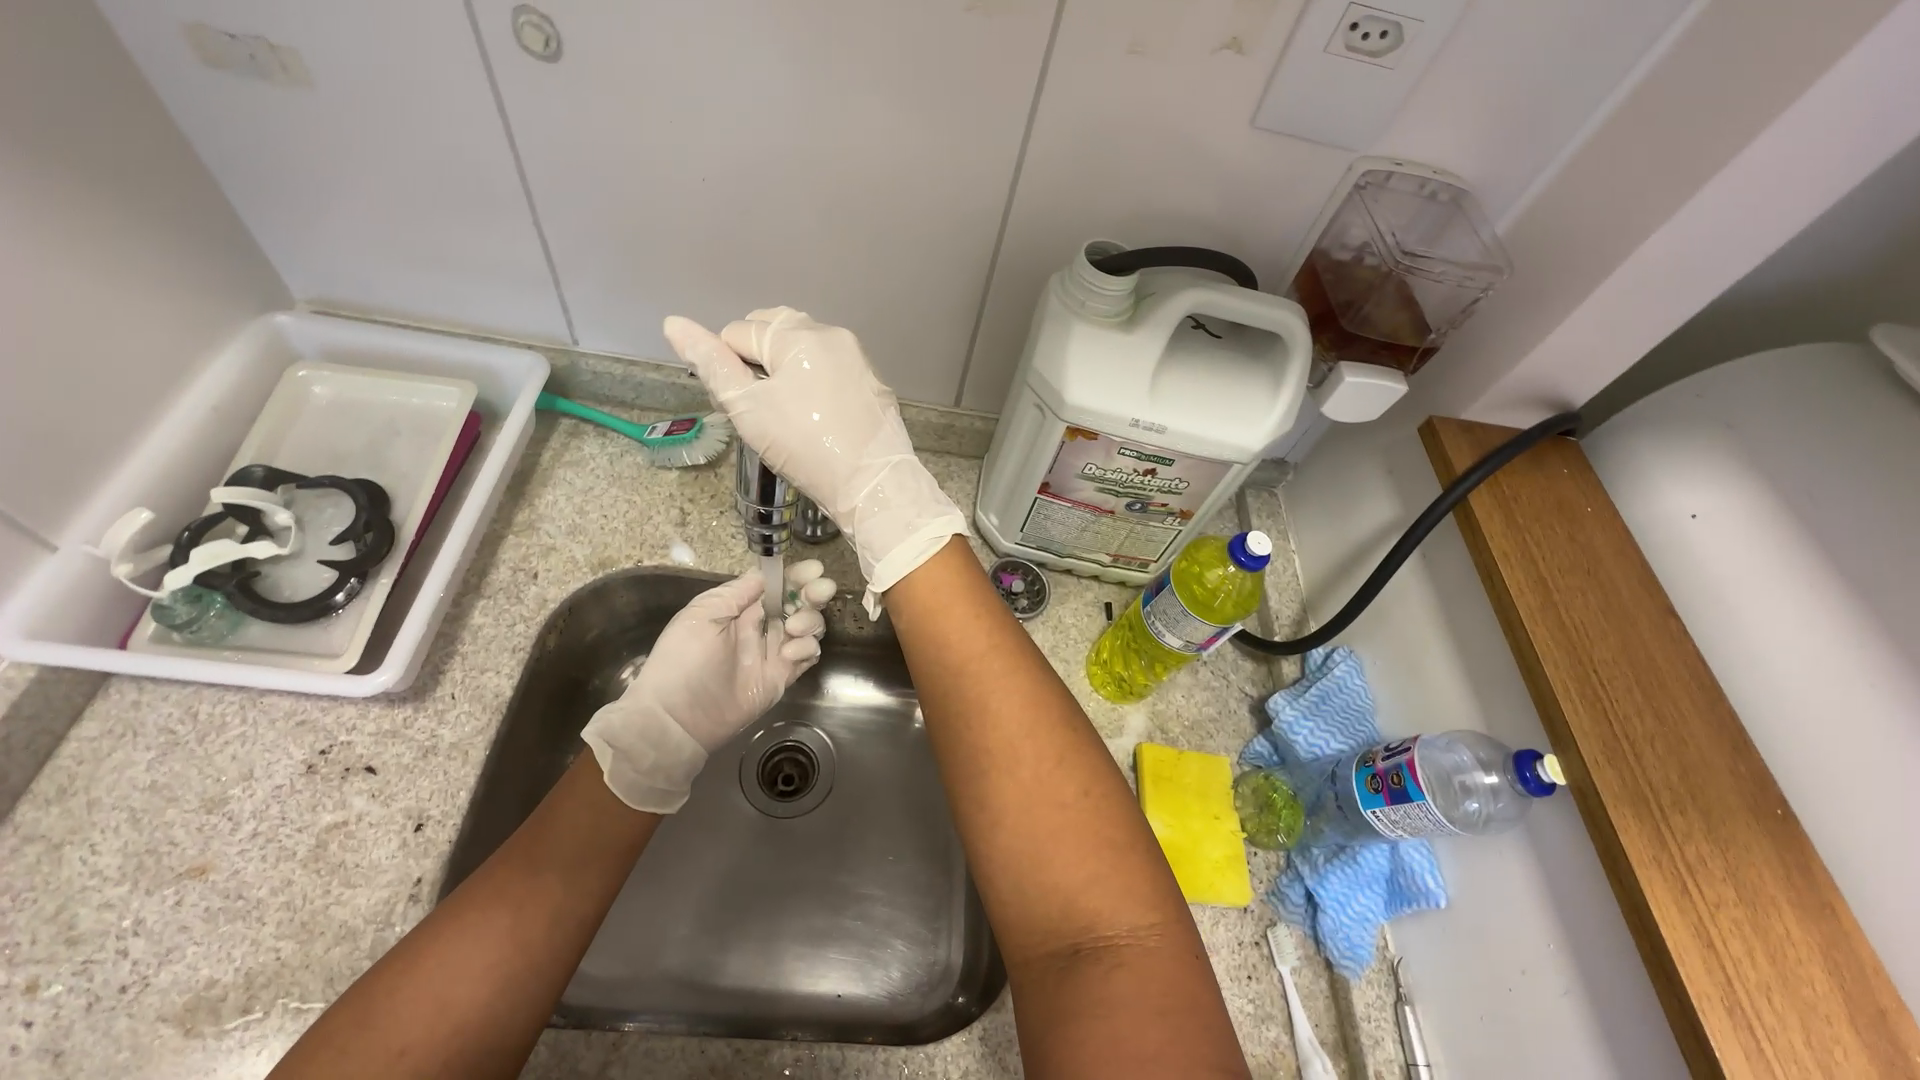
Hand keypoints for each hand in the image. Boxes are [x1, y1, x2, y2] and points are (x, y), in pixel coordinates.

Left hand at [581, 569, 832, 813]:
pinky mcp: (782, 676)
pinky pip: (807, 656)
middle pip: (799, 602)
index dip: (796, 575)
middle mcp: (761, 626)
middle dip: (814, 593)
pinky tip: (790, 653)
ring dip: (811, 620)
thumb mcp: (702, 614)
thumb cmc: (683, 659)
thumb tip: (766, 575)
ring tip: (795, 627)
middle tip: (820, 590)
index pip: (776, 585)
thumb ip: (737, 593)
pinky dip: (807, 648)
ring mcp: (773, 652)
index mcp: (741, 608)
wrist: (678, 716)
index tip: (815, 569)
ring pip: (809, 627)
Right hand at [663, 308, 967, 615]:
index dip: (729, 368)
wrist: (872, 484)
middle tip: (761, 408)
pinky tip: (816, 417)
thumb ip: (711, 364)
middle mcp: (831, 333)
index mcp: (797, 333)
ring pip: (803, 349)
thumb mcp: (748, 409)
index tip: (742, 406)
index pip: (737, 332)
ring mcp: (857, 357)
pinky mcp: (872, 382)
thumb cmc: (803, 447)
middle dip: (757, 360)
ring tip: (786, 413)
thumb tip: (673, 323)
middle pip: (773, 331)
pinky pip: (830, 369)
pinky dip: (814, 382)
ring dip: (785, 369)